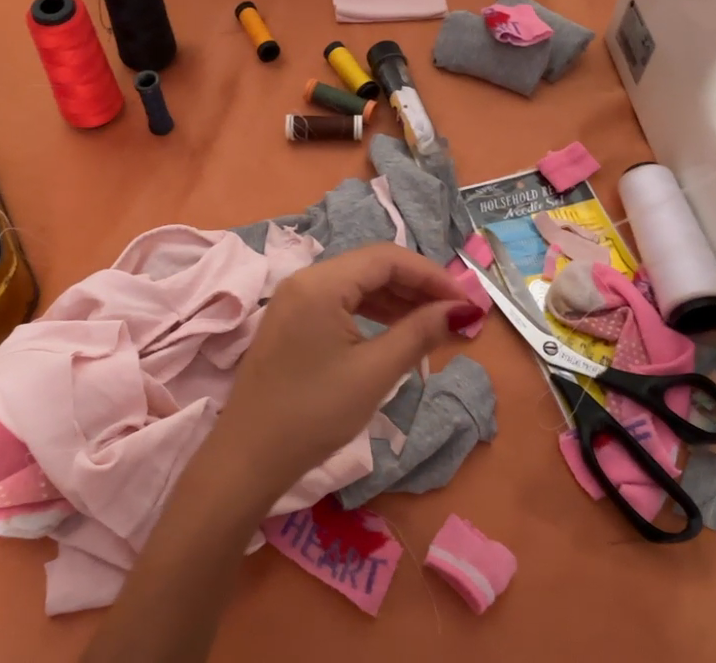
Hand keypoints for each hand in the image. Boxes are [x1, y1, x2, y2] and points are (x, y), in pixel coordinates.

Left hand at [210, 244, 474, 499]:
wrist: (249, 457)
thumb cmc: (315, 413)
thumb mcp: (375, 372)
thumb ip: (419, 333)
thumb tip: (459, 310)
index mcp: (321, 283)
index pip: (387, 258)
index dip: (431, 274)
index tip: (465, 302)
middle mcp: (305, 280)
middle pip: (371, 266)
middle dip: (416, 286)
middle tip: (455, 314)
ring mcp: (294, 301)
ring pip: (356, 284)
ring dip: (397, 300)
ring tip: (434, 325)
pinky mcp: (291, 322)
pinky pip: (340, 303)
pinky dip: (372, 312)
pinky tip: (396, 332)